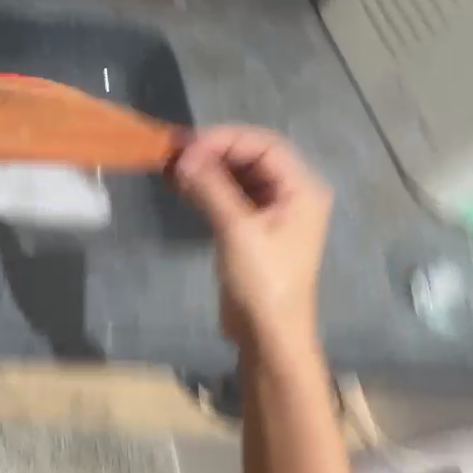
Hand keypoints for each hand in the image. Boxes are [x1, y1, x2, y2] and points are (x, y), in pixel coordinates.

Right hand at [172, 125, 332, 364]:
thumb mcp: (237, 230)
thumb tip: (182, 156)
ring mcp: (270, 211)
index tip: (185, 147)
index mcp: (301, 189)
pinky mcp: (251, 226)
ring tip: (171, 165)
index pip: (263, 145)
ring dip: (206, 167)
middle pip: (250, 156)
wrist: (268, 333)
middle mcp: (290, 193)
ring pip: (237, 174)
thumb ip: (211, 188)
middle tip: (173, 153)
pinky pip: (228, 194)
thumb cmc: (263, 281)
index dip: (223, 139)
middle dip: (212, 150)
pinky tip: (180, 184)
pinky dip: (205, 186)